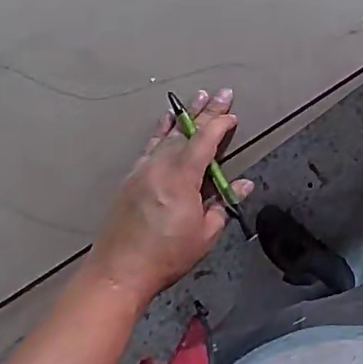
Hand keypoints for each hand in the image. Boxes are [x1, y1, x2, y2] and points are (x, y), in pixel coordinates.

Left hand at [85, 89, 254, 306]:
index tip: (232, 116)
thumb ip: (223, 203)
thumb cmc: (166, 256)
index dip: (220, 124)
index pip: (205, 139)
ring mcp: (143, 169)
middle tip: (221, 93)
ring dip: (185, 116)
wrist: (119, 271)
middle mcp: (161, 166)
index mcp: (182, 177)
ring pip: (168, 134)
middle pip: (187, 130)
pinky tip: (166, 123)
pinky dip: (162, 131)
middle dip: (206, 111)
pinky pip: (151, 145)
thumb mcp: (205, 234)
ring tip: (196, 99)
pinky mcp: (132, 177)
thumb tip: (243, 185)